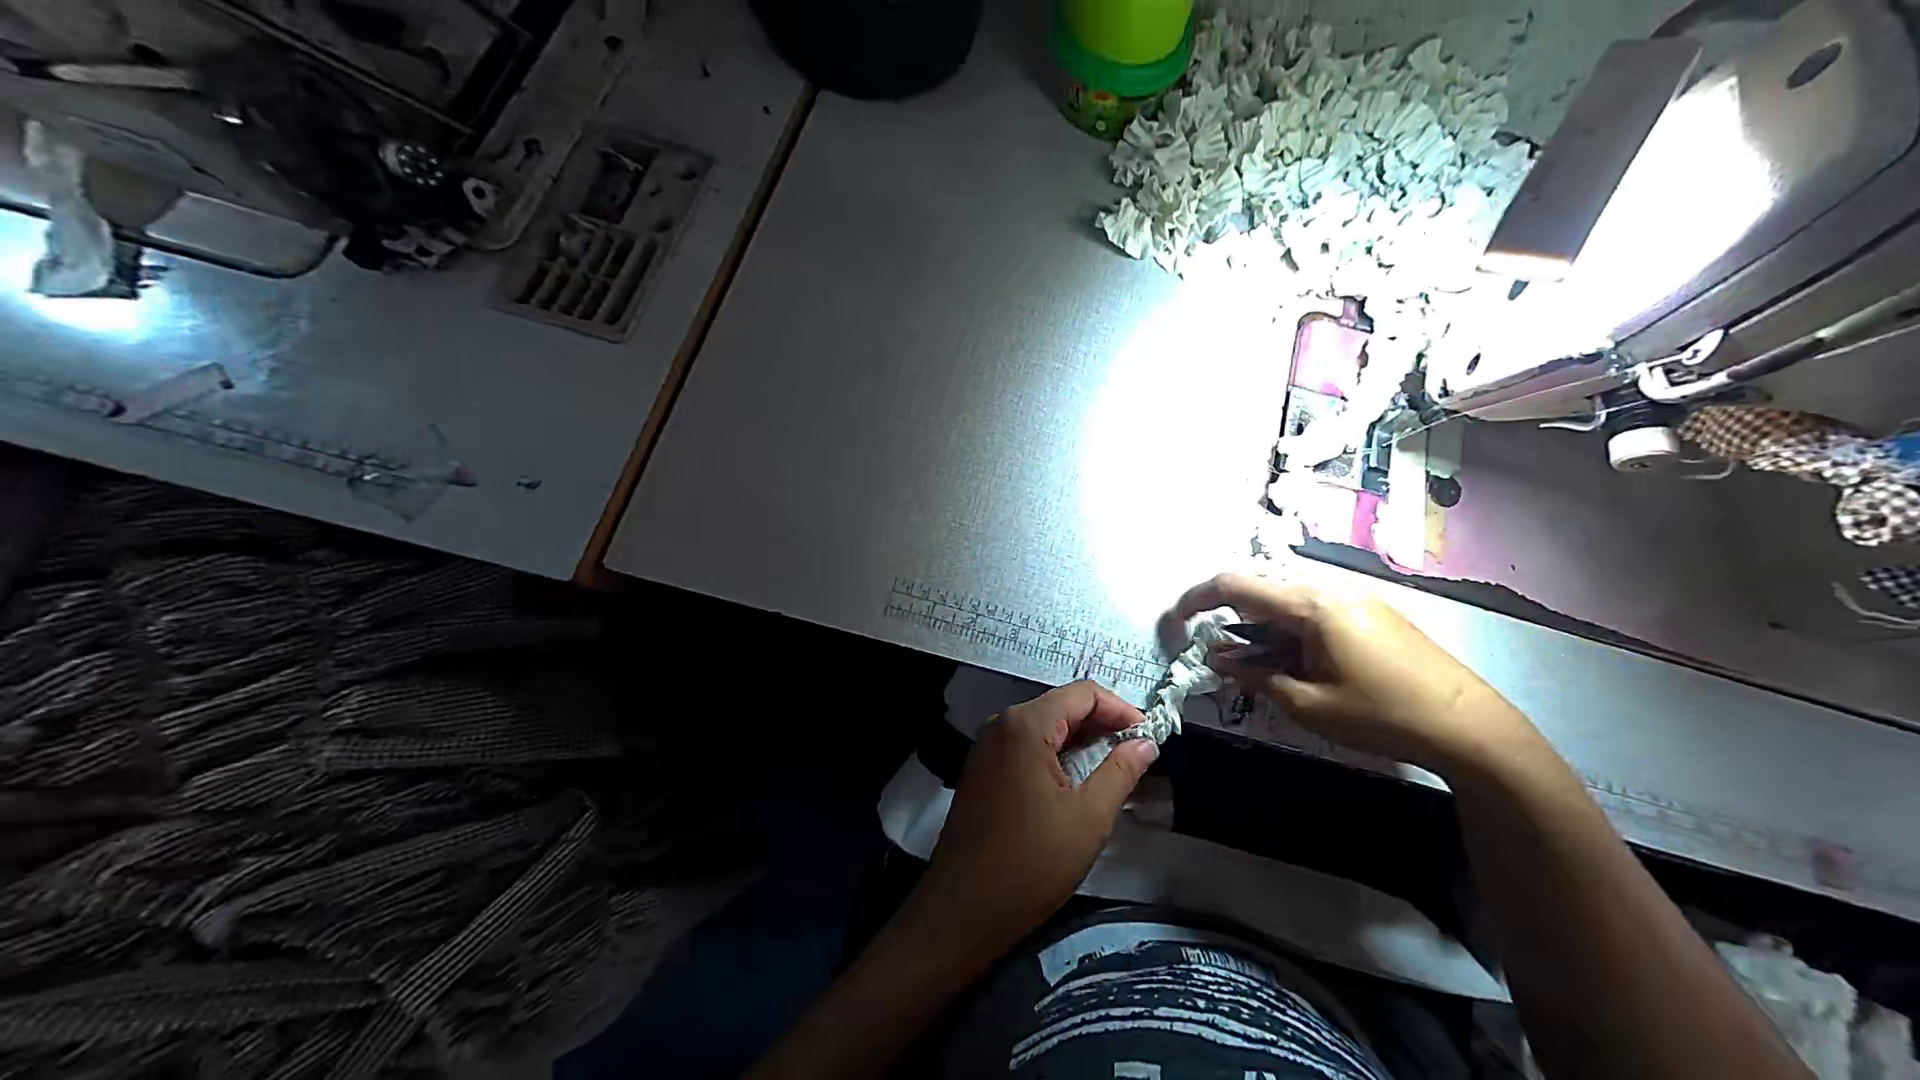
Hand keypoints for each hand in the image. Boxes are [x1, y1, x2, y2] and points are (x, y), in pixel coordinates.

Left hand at [893, 681, 1158, 973]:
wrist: (962, 910)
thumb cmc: (1030, 863)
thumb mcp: (1088, 818)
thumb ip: (1121, 771)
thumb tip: (1146, 743)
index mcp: (1025, 725)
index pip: (1083, 693)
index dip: (1121, 708)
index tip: (1150, 736)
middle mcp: (1001, 724)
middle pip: (1062, 705)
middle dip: (1104, 723)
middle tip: (1139, 751)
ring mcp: (987, 746)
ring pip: (1045, 726)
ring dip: (1083, 739)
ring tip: (1118, 765)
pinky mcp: (983, 769)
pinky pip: (1027, 746)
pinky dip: (1058, 754)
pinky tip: (1080, 778)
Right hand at [1169, 573, 1540, 772]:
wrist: (1472, 727)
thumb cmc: (1382, 715)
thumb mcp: (1307, 705)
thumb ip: (1255, 676)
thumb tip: (1219, 659)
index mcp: (1311, 606)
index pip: (1237, 585)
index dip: (1199, 598)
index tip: (1177, 618)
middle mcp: (1332, 590)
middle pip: (1262, 586)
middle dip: (1231, 613)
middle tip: (1222, 651)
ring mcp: (1357, 599)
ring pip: (1289, 598)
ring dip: (1263, 624)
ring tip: (1262, 663)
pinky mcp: (1374, 613)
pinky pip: (1315, 608)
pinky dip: (1291, 628)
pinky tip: (1299, 660)